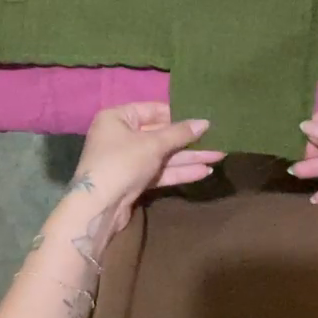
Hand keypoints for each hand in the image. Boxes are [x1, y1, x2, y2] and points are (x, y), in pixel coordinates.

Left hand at [63, 103, 223, 256]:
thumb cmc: (122, 162)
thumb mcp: (153, 144)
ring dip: (188, 157)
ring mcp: (127, 160)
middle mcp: (120, 135)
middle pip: (160, 135)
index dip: (178, 115)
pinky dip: (179, 172)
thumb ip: (179, 133)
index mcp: (117, 117)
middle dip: (188, 140)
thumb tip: (204, 122)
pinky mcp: (133, 180)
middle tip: (217, 139)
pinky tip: (203, 171)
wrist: (98, 206)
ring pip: (162, 155)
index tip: (202, 118)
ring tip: (218, 156)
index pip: (153, 110)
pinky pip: (159, 171)